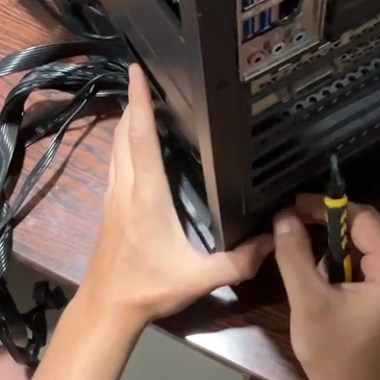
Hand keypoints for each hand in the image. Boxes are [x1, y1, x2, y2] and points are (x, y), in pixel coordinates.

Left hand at [81, 64, 273, 324]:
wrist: (106, 308)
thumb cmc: (148, 288)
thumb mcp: (199, 278)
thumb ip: (239, 262)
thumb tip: (272, 243)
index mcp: (147, 196)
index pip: (141, 138)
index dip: (140, 102)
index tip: (137, 71)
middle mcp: (126, 189)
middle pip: (124, 134)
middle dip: (133, 102)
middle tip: (147, 78)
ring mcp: (113, 197)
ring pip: (115, 148)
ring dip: (126, 122)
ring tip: (143, 102)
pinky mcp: (108, 208)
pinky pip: (115, 163)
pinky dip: (123, 144)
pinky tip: (134, 146)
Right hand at [272, 197, 379, 379]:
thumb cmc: (333, 353)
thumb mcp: (308, 301)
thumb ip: (294, 255)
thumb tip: (283, 218)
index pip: (363, 218)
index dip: (327, 207)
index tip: (293, 207)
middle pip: (364, 226)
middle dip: (326, 221)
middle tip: (290, 222)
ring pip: (360, 240)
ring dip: (329, 240)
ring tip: (298, 248)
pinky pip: (361, 257)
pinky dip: (336, 256)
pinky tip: (315, 271)